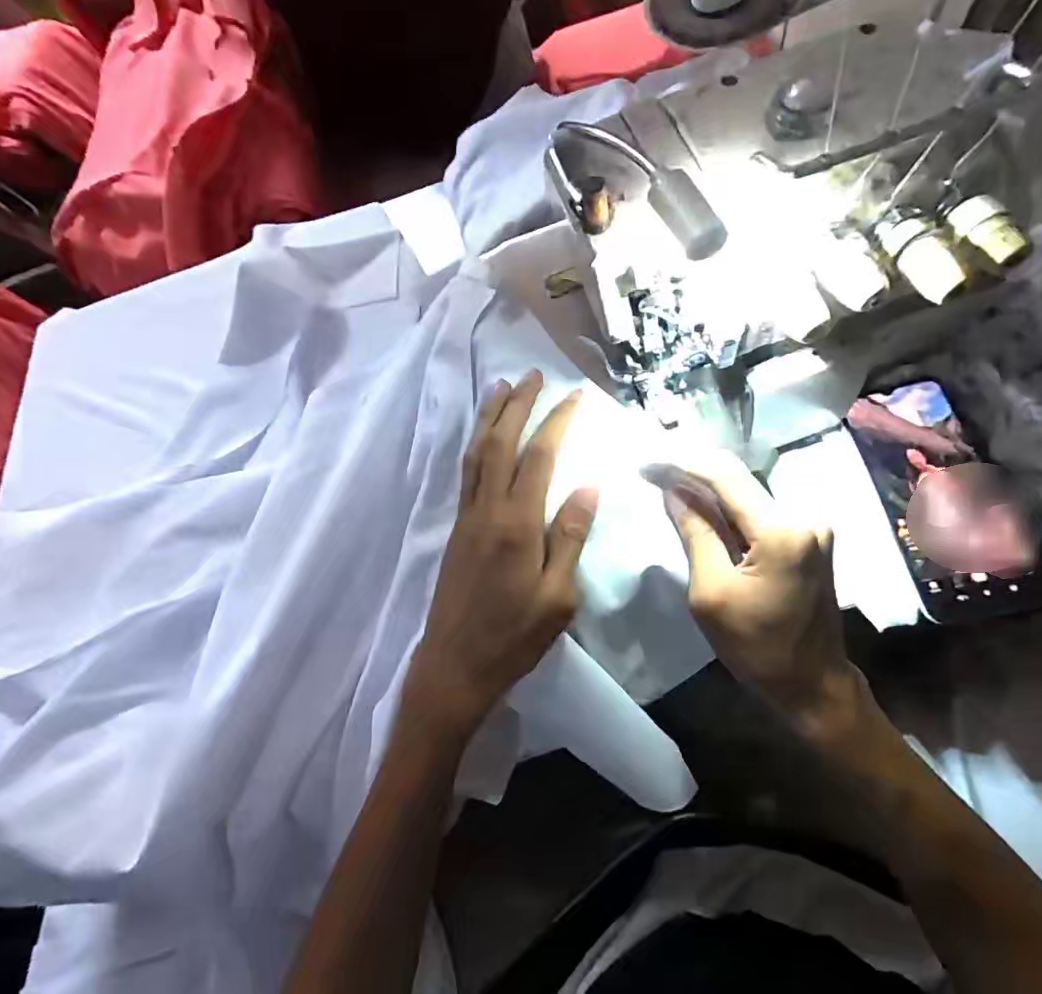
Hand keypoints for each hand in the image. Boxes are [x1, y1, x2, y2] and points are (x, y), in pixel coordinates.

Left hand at [406, 372, 598, 735]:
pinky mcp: (455, 530)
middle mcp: (486, 510)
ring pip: (476, 454)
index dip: (557, 421)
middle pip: (499, 443)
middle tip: (531, 375)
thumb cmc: (514, 637)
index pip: (539, 458)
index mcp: (517, 524)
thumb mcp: (558, 596)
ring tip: (501, 388)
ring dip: (489, 418)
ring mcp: (466, 518)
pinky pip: (466, 473)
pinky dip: (476, 445)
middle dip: (516, 405)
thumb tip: (587, 488)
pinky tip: (484, 439)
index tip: (575, 396)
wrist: (455, 666)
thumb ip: (570, 538)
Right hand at [659, 458, 857, 731]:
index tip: (648, 461)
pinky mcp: (809, 537)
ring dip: (710, 487)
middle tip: (653, 467)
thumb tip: (674, 492)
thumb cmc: (757, 648)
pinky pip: (760, 510)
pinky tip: (701, 503)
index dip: (682, 464)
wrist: (813, 684)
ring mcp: (812, 526)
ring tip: (668, 479)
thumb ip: (696, 534)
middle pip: (740, 479)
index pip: (725, 477)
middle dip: (694, 470)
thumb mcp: (712, 594)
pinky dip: (729, 506)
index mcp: (782, 531)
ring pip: (749, 492)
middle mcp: (804, 516)